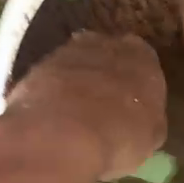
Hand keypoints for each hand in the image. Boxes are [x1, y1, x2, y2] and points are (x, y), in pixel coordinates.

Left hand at [3, 31, 166, 179]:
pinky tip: (48, 119)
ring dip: (72, 85)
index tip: (130, 104)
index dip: (134, 84)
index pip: (143, 62)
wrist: (62, 135)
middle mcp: (104, 44)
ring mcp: (65, 53)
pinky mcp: (34, 70)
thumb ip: (148, 120)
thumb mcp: (149, 138)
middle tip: (99, 108)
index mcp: (142, 57)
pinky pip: (47, 82)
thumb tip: (143, 122)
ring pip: (73, 66)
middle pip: (105, 57)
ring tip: (70, 117)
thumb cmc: (119, 137)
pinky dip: (48, 96)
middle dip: (102, 78)